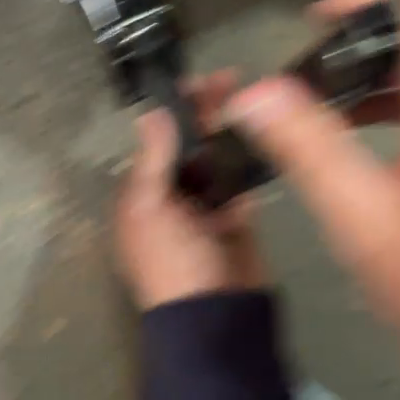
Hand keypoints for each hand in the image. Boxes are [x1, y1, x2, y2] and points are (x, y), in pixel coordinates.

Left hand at [114, 71, 266, 308]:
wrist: (216, 319)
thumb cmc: (173, 262)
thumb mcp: (152, 210)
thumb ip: (154, 159)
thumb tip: (149, 111)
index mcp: (142, 195)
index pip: (157, 139)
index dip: (177, 108)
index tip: (200, 82)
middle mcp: (171, 197)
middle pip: (189, 144)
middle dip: (206, 113)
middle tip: (232, 81)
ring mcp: (204, 207)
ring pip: (215, 157)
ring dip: (228, 130)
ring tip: (249, 101)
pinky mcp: (235, 218)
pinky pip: (239, 181)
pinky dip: (245, 163)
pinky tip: (256, 137)